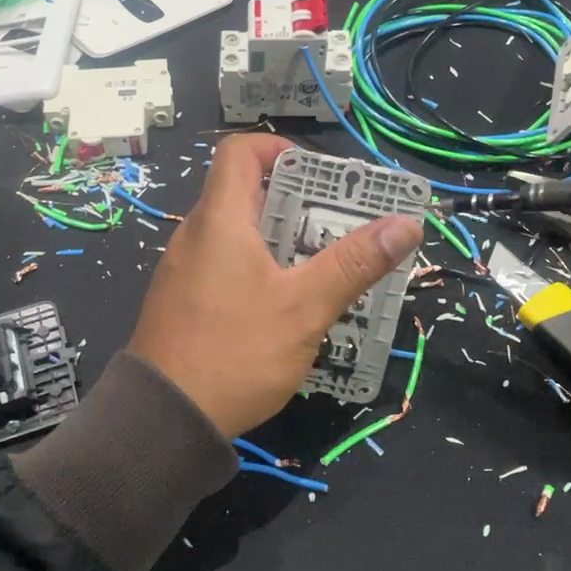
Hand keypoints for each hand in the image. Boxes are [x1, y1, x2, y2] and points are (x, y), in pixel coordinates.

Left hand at [128, 135, 423, 438]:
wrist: (164, 419)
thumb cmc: (235, 353)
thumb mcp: (304, 308)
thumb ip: (353, 264)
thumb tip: (406, 223)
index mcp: (219, 220)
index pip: (241, 151)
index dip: (281, 151)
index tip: (321, 178)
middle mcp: (195, 235)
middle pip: (245, 193)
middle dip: (297, 203)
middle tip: (339, 228)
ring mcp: (184, 270)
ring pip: (237, 234)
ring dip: (280, 240)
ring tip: (322, 267)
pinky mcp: (182, 301)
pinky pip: (224, 265)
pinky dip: (257, 269)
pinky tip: (286, 304)